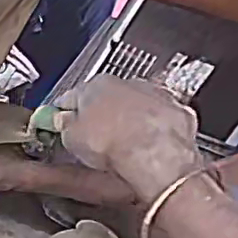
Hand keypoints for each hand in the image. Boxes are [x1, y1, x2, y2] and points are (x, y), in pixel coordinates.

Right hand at [58, 75, 202, 199]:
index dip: (63, 115)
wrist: (155, 155)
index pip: (70, 97)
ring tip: (115, 148)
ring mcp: (154, 95)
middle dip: (97, 117)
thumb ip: (65, 126)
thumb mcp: (71, 139)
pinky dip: (148, 132)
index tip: (61, 127)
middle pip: (104, 99)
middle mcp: (127, 83)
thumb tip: (63, 124)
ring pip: (132, 107)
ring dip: (123, 123)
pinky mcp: (176, 111)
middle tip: (88, 141)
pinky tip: (140, 149)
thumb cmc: (115, 143)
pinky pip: (155, 120)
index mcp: (95, 85)